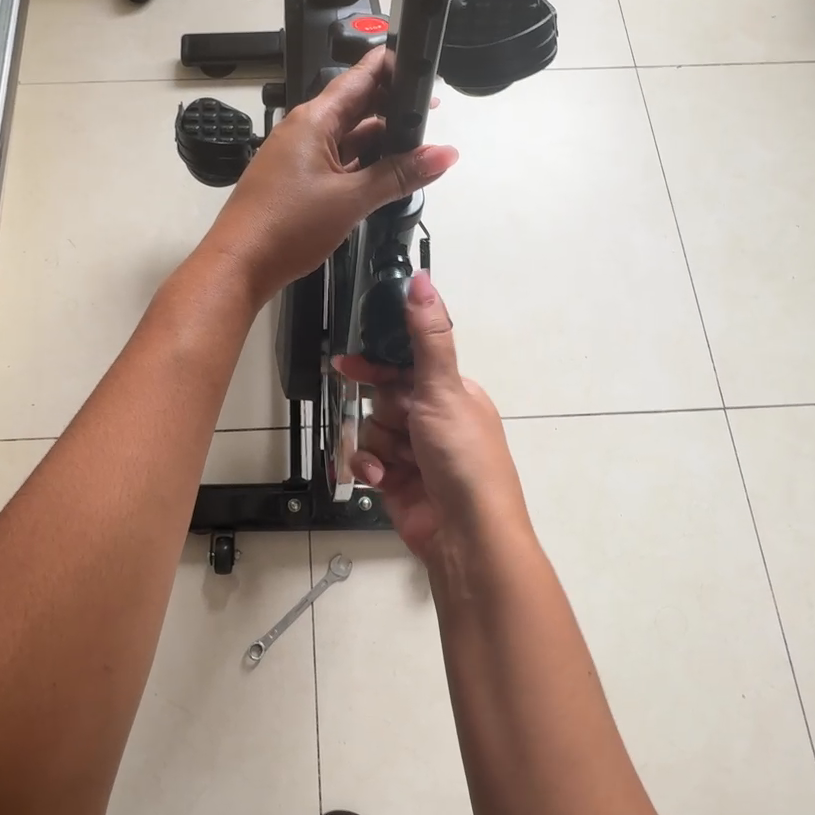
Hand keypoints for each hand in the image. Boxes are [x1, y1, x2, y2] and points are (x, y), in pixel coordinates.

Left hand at [200, 48, 457, 305]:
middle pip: (358, 104)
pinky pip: (337, 159)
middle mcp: (305, 129)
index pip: (362, 74)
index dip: (395, 67)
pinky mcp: (297, 179)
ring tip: (417, 152)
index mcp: (315, 119)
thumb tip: (443, 155)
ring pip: (349, 135)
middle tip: (431, 120)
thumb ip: (400, 175)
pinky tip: (386, 177)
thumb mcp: (351, 199)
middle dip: (395, 108)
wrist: (238, 266)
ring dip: (381, 141)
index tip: (426, 73)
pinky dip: (363, 164)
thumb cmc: (285, 227)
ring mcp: (299, 154)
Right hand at [335, 270, 530, 566]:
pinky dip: (372, 468)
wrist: (466, 536)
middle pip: (384, 398)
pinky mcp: (397, 483)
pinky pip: (369, 461)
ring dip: (378, 445)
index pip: (407, 366)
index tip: (348, 364)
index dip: (378, 364)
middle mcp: (435, 421)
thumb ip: (427, 336)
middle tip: (395, 423)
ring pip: (373, 430)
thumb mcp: (444, 390)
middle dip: (382, 411)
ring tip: (395, 462)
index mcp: (453, 395)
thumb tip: (421, 278)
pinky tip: (382, 479)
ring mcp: (416, 454)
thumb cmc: (463, 458)